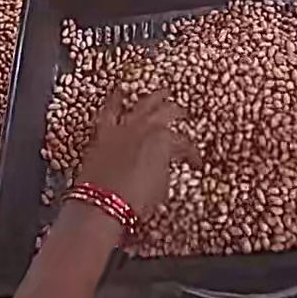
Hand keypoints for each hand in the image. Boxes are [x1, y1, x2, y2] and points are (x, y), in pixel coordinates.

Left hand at [75, 88, 191, 221]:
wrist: (101, 206)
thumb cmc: (134, 200)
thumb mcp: (162, 187)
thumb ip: (166, 169)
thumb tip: (165, 166)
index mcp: (165, 141)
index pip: (185, 144)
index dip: (192, 154)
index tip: (195, 162)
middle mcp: (146, 127)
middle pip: (168, 112)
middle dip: (178, 113)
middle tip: (182, 114)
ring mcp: (124, 127)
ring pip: (143, 103)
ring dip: (155, 97)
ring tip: (162, 93)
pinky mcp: (104, 132)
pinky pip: (110, 109)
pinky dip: (116, 99)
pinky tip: (119, 91)